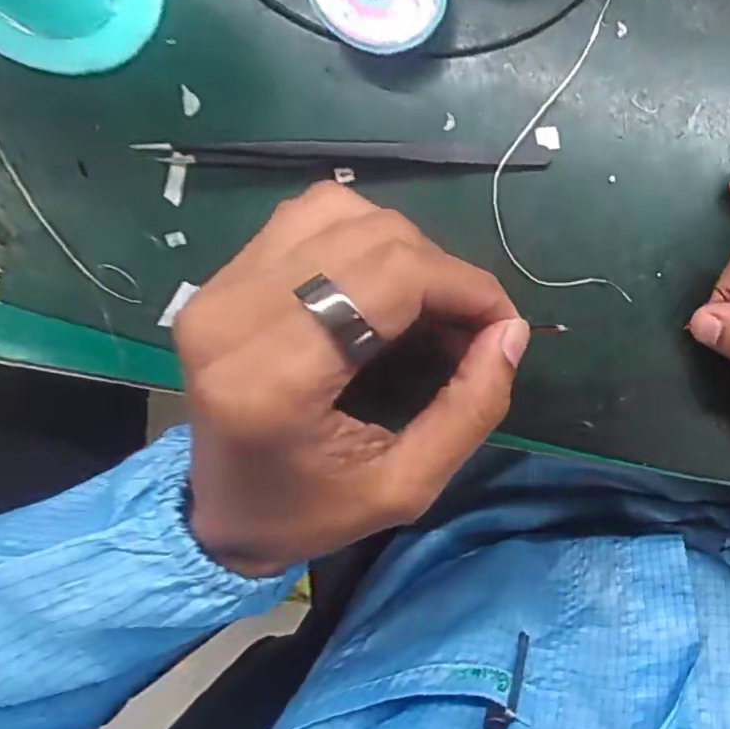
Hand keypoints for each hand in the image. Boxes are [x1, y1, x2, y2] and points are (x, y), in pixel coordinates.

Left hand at [175, 183, 528, 576]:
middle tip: (469, 327)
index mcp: (277, 377)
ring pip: (344, 211)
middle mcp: (237, 313)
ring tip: (424, 307)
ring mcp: (220, 285)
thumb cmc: (311, 513)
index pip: (395, 277)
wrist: (218, 517)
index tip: (503, 325)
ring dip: (406, 252)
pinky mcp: (219, 277)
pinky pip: (309, 218)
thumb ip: (469, 411)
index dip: (467, 287)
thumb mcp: (406, 487)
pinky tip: (377, 288)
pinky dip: (363, 240)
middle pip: (376, 237)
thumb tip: (511, 332)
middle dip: (446, 274)